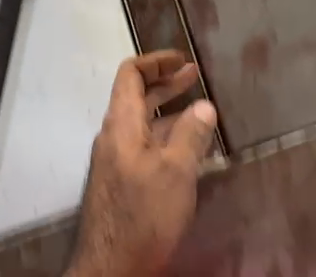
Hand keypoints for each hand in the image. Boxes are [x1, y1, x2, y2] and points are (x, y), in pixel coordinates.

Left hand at [68, 51, 217, 276]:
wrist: (111, 268)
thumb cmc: (144, 214)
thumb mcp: (176, 172)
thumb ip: (191, 134)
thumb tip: (205, 105)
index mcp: (121, 123)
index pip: (130, 74)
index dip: (156, 61)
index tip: (182, 59)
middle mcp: (114, 135)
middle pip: (136, 96)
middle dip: (166, 83)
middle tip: (195, 76)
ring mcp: (115, 160)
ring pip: (142, 123)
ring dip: (168, 111)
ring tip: (199, 110)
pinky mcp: (121, 183)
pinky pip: (143, 145)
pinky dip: (165, 136)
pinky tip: (188, 150)